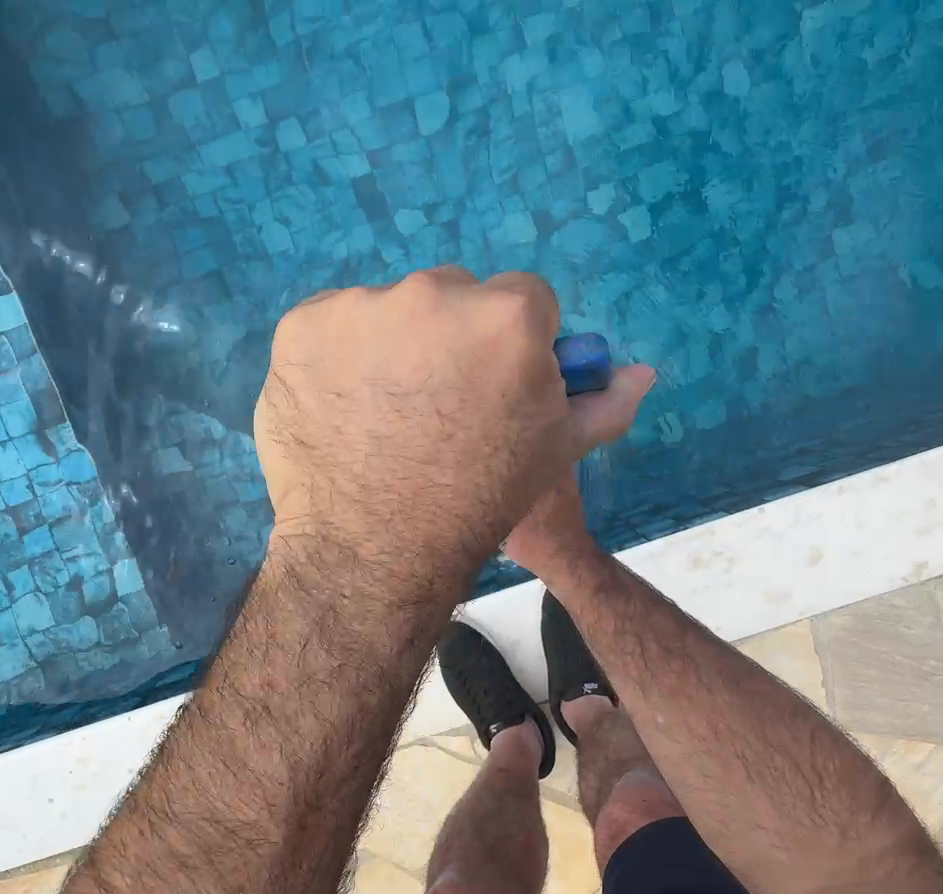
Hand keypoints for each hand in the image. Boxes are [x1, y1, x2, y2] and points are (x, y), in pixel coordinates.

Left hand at [256, 267, 652, 577]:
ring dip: (395, 345)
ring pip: (393, 310)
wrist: (374, 551)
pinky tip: (344, 408)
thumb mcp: (554, 455)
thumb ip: (602, 405)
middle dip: (455, 338)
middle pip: (457, 298)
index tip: (493, 392)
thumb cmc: (479, 501)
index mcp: (509, 318)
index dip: (512, 349)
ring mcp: (360, 307)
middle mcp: (433, 294)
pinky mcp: (301, 326)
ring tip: (386, 415)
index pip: (525, 303)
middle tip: (437, 406)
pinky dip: (340, 357)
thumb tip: (641, 371)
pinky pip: (335, 326)